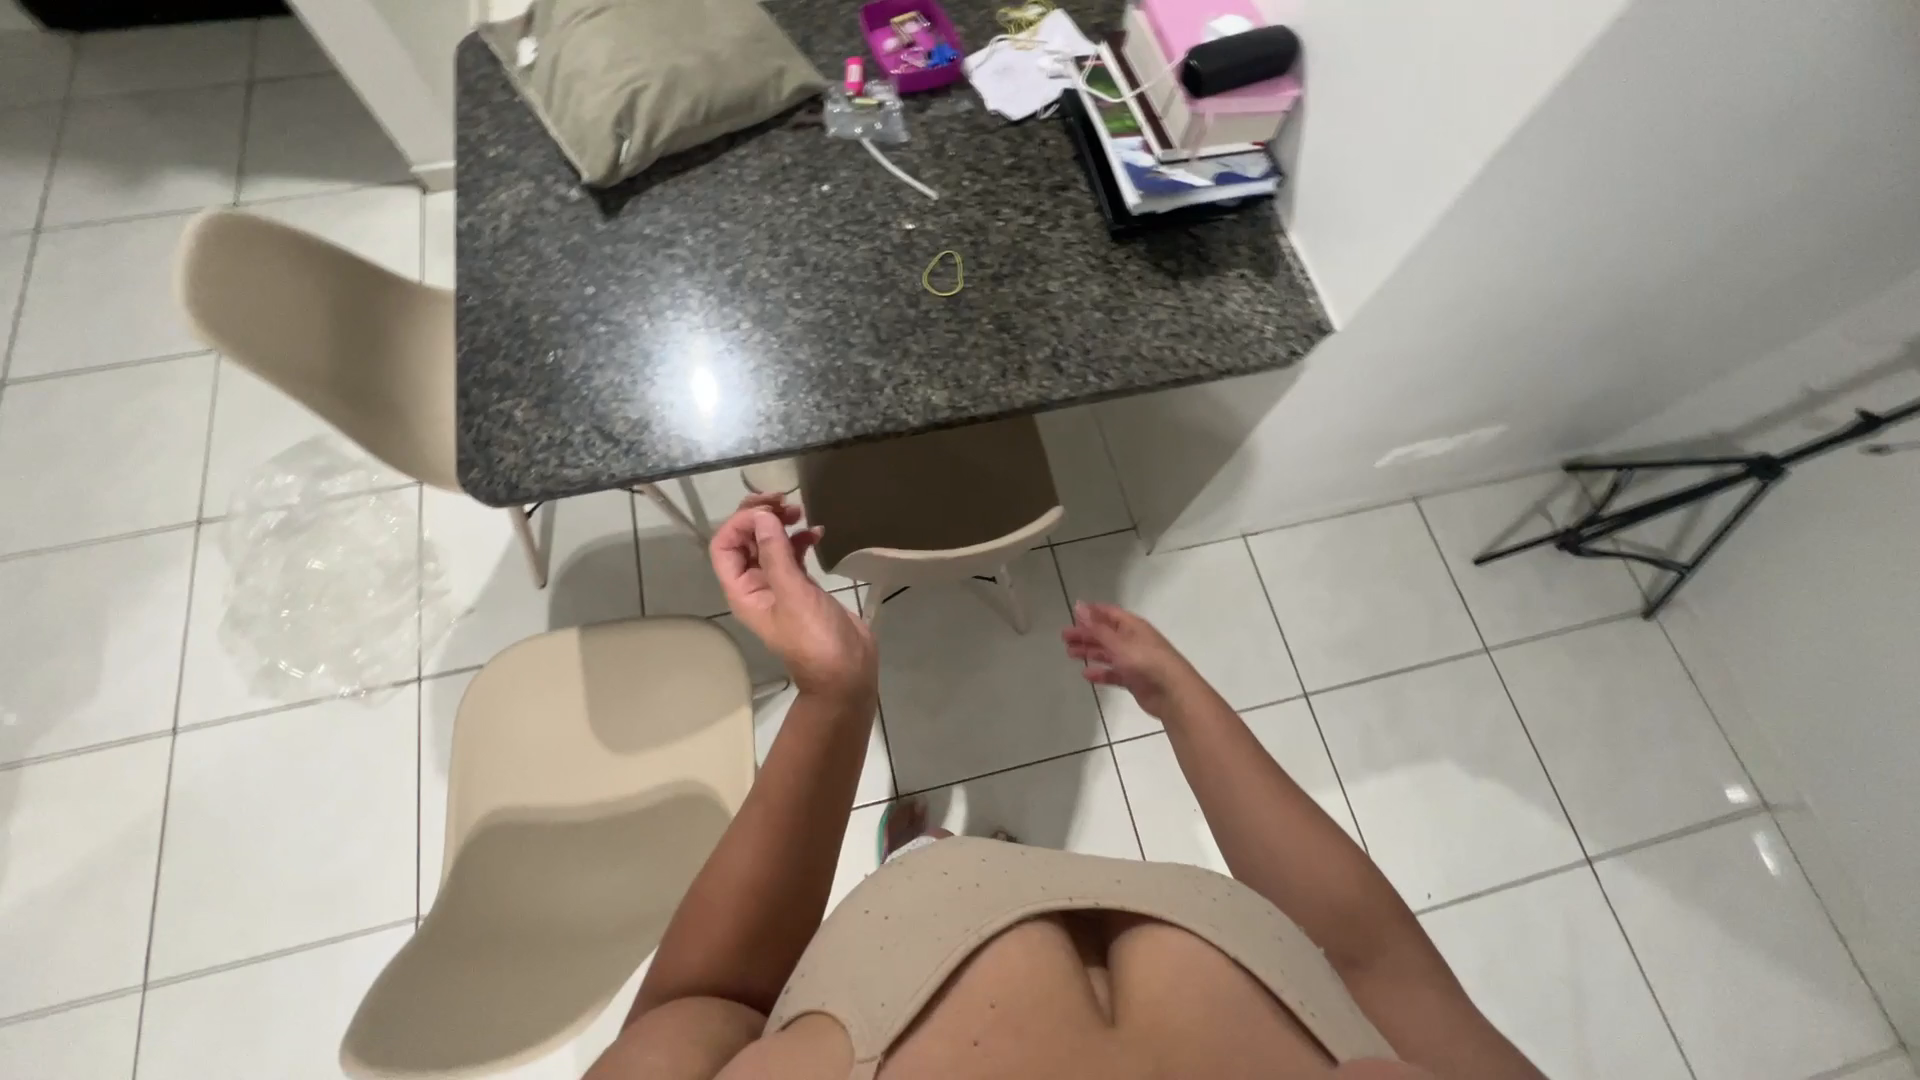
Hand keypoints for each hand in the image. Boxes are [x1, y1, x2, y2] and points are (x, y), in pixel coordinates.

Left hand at [709, 493, 876, 704]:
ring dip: (780, 524)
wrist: (845, 672)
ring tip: (801, 512)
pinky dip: (802, 539)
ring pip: (770, 544)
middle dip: (760, 517)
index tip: (769, 510)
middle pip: (745, 541)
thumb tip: (762, 517)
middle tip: (784, 501)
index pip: (725, 546)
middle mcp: (756, 586)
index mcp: (743, 591)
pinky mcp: (802, 587)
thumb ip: (776, 555)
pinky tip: (818, 532)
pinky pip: (793, 554)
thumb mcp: (793, 595)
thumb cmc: (815, 638)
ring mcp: (780, 586)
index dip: (740, 522)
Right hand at [1062, 602, 1201, 721]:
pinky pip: (1113, 673)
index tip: (1072, 614)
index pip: (1109, 614)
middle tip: (1065, 638)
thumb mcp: (1118, 642)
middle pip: (1105, 634)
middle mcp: (1133, 640)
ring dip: (1090, 652)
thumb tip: (1078, 605)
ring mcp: (1134, 660)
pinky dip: (1101, 673)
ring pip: (1108, 653)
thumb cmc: (1145, 661)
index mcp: (1132, 626)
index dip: (1092, 613)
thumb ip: (1097, 627)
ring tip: (1070, 654)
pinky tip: (1087, 675)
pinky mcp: (1134, 679)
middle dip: (1086, 634)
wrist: (1173, 692)